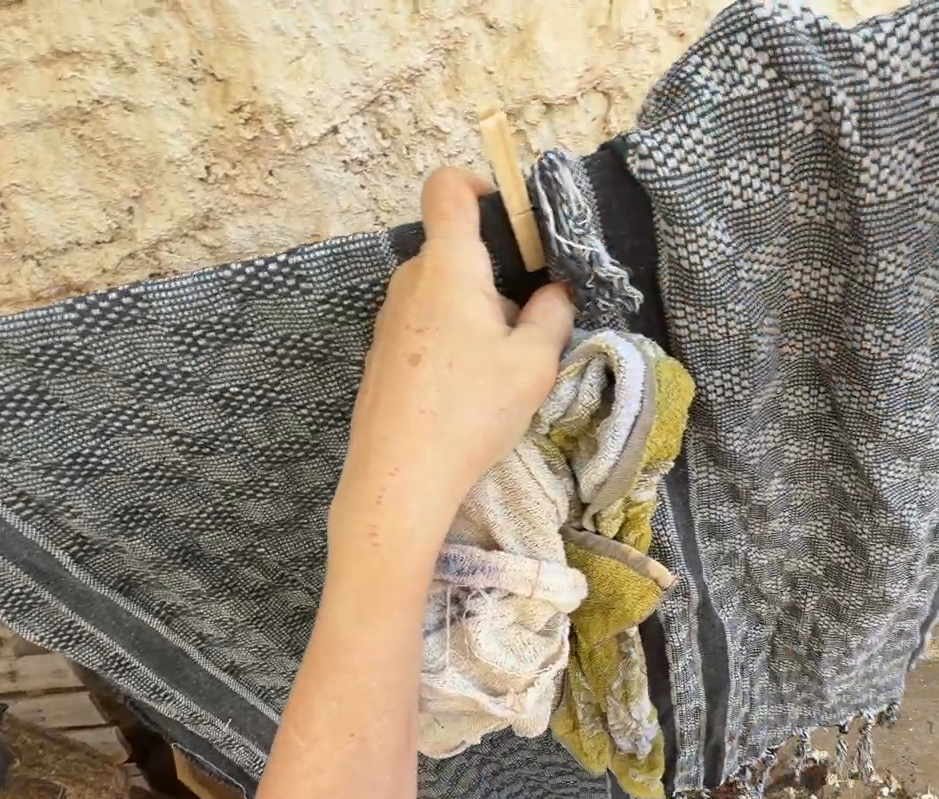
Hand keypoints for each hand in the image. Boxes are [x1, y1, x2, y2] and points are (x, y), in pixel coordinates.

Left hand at [328, 167, 574, 572]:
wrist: (400, 474)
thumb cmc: (472, 409)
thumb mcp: (533, 364)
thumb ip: (553, 316)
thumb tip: (557, 293)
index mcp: (449, 267)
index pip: (449, 188)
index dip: (480, 183)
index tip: (509, 214)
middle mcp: (410, 281)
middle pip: (455, 253)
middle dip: (494, 277)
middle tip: (524, 327)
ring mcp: (389, 320)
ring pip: (442, 295)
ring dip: (474, 314)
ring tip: (496, 370)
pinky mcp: (381, 355)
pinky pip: (424, 327)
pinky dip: (450, 340)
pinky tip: (464, 391)